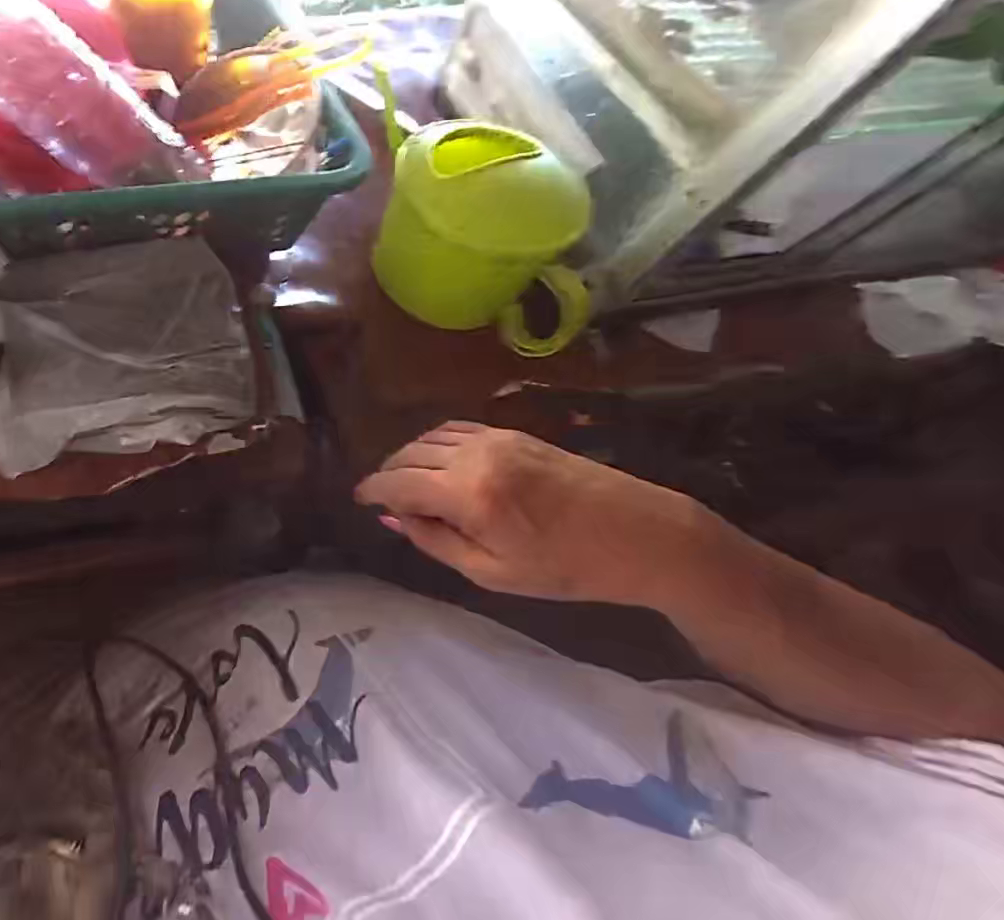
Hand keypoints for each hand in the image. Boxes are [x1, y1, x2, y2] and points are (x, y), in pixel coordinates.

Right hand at [355, 422, 739, 608]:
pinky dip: (434, 443)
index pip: (396, 482)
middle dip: (388, 475)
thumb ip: (435, 542)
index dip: (370, 490)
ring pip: (427, 437)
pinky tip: (439, 463)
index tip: (358, 500)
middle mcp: (474, 455)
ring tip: (409, 484)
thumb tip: (393, 519)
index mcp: (468, 494)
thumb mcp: (494, 574)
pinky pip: (454, 430)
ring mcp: (494, 438)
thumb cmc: (569, 568)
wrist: (645, 535)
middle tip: (385, 500)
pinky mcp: (512, 433)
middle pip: (407, 454)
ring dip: (409, 457)